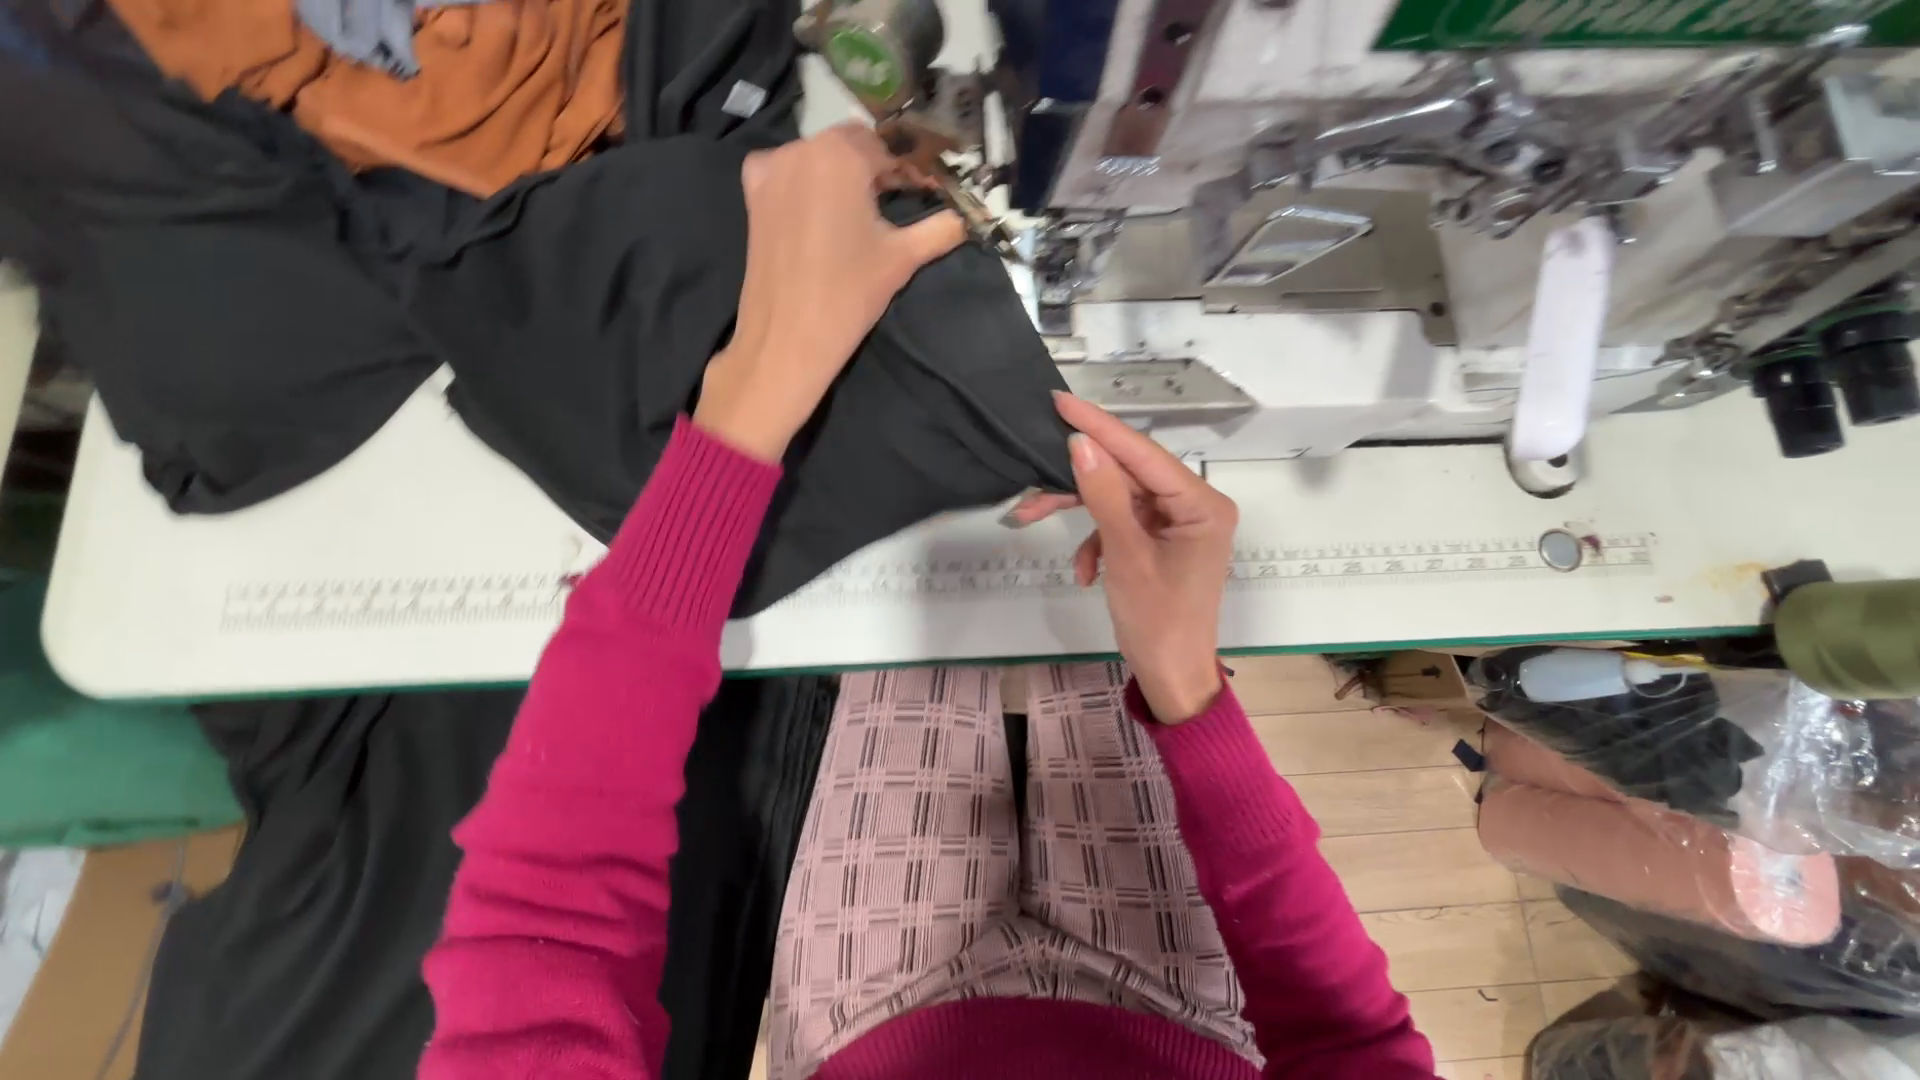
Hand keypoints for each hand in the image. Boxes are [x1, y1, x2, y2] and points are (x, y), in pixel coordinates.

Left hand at [694, 123, 964, 461]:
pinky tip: (822, 210)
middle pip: (851, 145)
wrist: (788, 337)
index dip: (912, 168)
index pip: (889, 147)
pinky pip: (789, 173)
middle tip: (898, 201)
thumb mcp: (903, 258)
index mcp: (841, 154)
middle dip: (877, 168)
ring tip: (863, 212)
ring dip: (844, 174)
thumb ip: (941, 229)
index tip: (928, 189)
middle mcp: (802, 148)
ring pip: (820, 157)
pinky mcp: (753, 195)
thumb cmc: (849, 294)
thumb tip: (972, 217)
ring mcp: (772, 169)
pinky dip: (807, 182)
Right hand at [1050, 392, 1237, 722]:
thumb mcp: (1126, 556)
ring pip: (1117, 498)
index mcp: (1202, 504)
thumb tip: (1080, 444)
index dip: (1099, 426)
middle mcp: (1194, 505)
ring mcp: (1177, 523)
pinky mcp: (1160, 541)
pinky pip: (1121, 524)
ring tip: (1031, 517)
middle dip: (1077, 480)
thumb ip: (1104, 496)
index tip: (1060, 401)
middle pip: (1127, 474)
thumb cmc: (1158, 620)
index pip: (1143, 453)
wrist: (1171, 678)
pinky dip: (1097, 542)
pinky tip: (1085, 573)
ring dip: (1080, 512)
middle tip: (1032, 475)